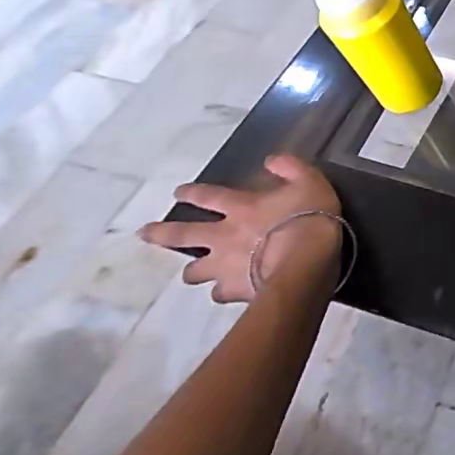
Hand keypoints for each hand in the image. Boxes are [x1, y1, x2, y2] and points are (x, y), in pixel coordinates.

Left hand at [140, 155, 341, 302]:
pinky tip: (226, 292)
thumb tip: (270, 160)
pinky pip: (219, 293)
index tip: (177, 192)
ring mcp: (225, 266)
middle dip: (161, 233)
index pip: (208, 195)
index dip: (191, 192)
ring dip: (193, 271)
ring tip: (192, 273)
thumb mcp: (309, 180)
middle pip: (183, 235)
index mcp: (240, 206)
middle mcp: (224, 235)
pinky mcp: (234, 291)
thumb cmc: (310, 216)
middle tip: (144, 233)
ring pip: (195, 271)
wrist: (307, 262)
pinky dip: (221, 292)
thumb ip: (290, 167)